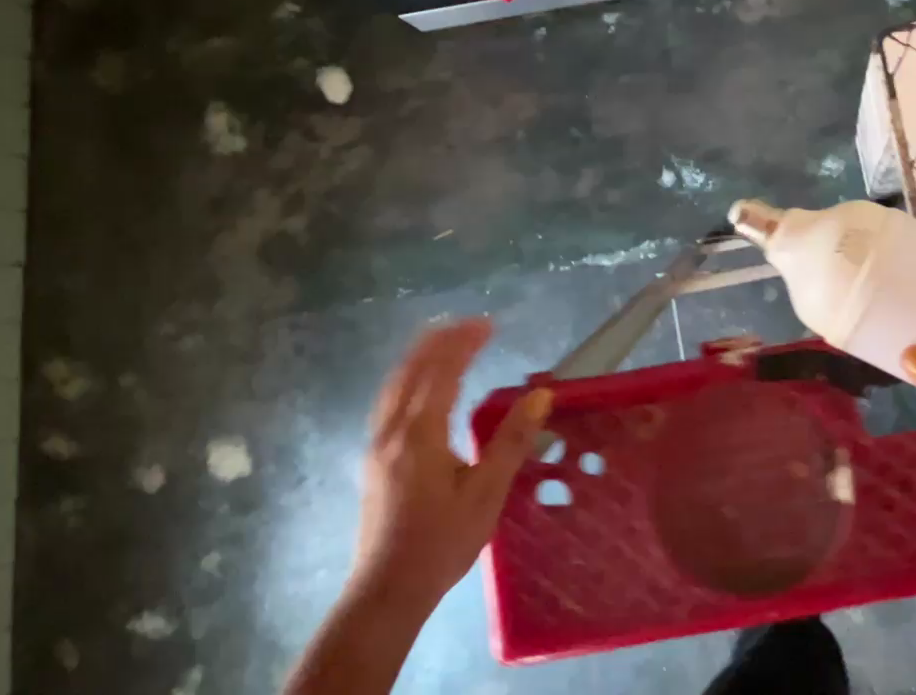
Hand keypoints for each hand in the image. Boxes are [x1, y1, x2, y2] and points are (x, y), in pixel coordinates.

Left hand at [353, 319, 552, 603]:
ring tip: (444, 340)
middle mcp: (392, 431)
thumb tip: (541, 395)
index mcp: (420, 434)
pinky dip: (407, 377)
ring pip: (395, 384)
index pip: (443, 372)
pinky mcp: (374, 460)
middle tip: (471, 324)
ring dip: (420, 356)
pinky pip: (389, 401)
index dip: (465, 344)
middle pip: (412, 370)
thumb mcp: (487, 491)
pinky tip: (418, 385)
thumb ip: (513, 439)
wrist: (387, 591)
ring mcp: (377, 445)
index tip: (489, 324)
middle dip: (440, 341)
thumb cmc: (442, 542)